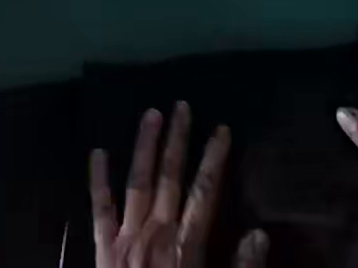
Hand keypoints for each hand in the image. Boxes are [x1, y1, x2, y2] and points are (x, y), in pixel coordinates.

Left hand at [89, 101, 268, 267]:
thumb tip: (259, 234)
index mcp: (185, 249)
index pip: (205, 192)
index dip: (214, 158)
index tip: (221, 128)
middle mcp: (155, 236)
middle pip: (170, 177)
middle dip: (178, 139)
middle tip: (182, 104)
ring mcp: (126, 242)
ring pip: (137, 182)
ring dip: (145, 146)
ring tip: (150, 112)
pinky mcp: (103, 253)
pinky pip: (99, 211)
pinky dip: (98, 180)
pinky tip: (97, 151)